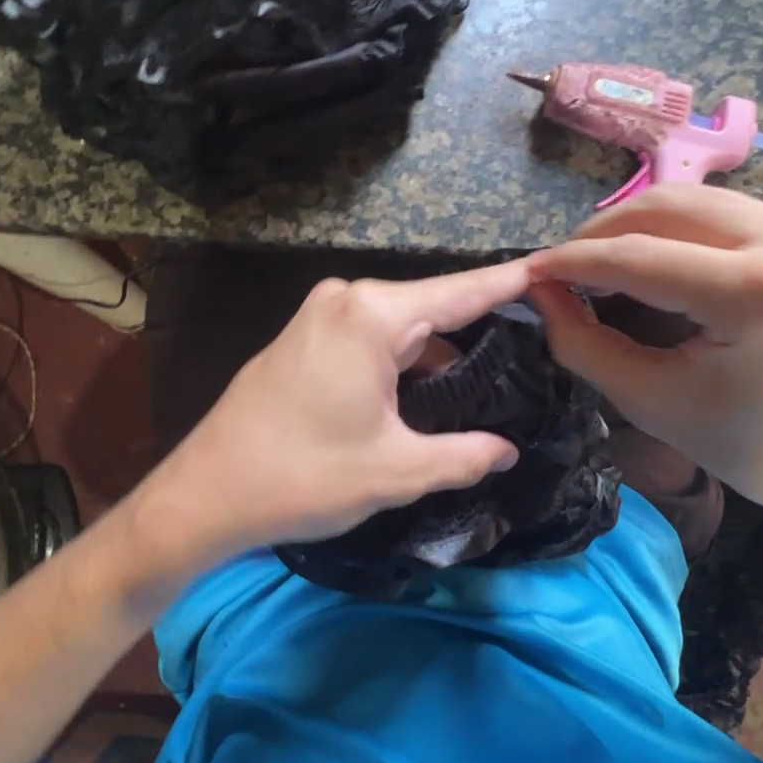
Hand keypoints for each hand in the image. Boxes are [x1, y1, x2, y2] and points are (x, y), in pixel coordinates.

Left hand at [133, 263, 530, 565]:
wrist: (206, 494)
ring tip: (487, 391)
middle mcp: (345, 301)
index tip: (556, 268)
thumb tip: (507, 452)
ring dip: (436, 360)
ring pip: (399, 331)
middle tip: (534, 361)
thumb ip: (463, 457)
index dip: (512, 283)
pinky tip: (426, 398)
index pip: (462, 292)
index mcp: (372, 316)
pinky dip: (401, 366)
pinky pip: (368, 342)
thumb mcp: (396, 471)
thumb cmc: (303, 477)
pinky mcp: (301, 343)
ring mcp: (318, 319)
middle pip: (431, 311)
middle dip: (478, 336)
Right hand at [526, 185, 762, 576]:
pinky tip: (656, 265)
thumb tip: (543, 296)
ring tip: (599, 266)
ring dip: (639, 228)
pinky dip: (681, 234)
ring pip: (698, 201)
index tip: (527, 274)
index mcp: (758, 290)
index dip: (571, 262)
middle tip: (561, 270)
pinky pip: (731, 215)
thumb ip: (587, 345)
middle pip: (667, 205)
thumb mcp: (658, 405)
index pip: (637, 256)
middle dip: (601, 234)